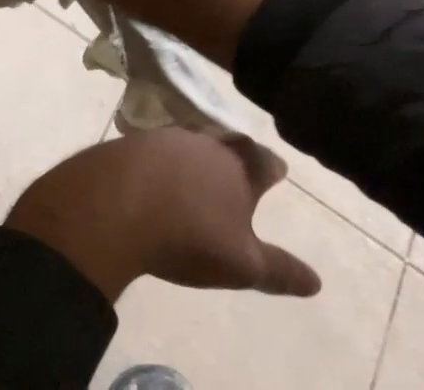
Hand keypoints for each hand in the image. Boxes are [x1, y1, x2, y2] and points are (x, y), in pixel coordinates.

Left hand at [3, 127, 320, 301]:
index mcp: (235, 167)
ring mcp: (155, 140)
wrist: (108, 208)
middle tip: (233, 171)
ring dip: (187, 159)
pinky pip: (144, 152)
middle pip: (222, 144)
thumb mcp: (242, 265)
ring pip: (181, 144)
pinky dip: (151, 165)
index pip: (263, 160)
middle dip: (230, 157)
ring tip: (189, 177)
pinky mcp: (119, 146)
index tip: (274, 171)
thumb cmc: (187, 237)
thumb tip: (315, 282)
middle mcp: (198, 144)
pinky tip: (147, 182)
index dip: (270, 168)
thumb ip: (280, 271)